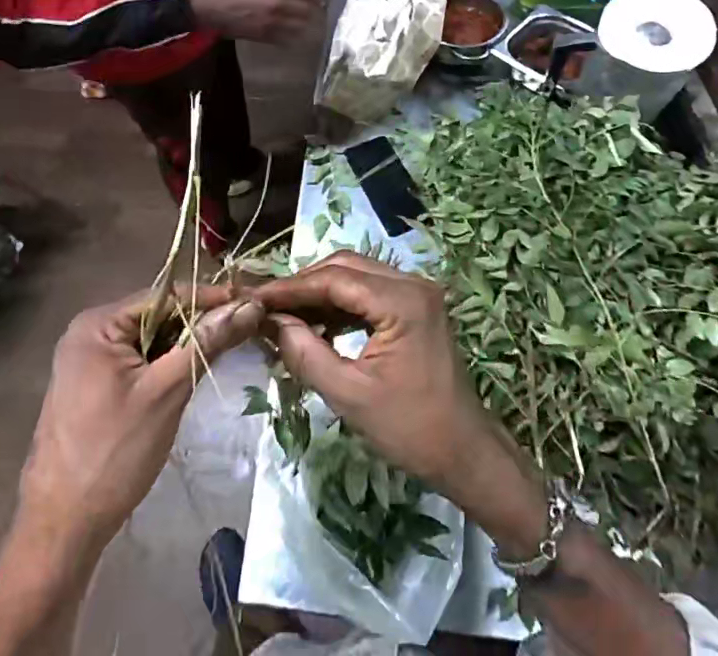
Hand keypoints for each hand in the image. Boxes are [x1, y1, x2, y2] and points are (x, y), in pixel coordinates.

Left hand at [15, 287, 264, 547]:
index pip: (166, 294)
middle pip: (159, 314)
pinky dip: (170, 362)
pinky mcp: (96, 383)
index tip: (254, 301)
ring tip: (233, 345)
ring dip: (188, 343)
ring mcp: (90, 359)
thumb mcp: (167, 391)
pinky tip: (198, 370)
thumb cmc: (113, 452)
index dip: (212, 297)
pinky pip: (142, 359)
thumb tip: (250, 306)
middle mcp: (90, 332)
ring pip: (153, 338)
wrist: (62, 524)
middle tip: (249, 326)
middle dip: (202, 321)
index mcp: (98, 324)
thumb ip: (208, 342)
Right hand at [184, 0, 321, 43]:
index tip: (319, 0)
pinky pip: (288, 39)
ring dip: (308, 28)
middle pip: (309, 11)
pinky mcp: (267, 36)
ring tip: (312, 29)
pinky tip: (296, 38)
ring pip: (302, 27)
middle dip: (316, 14)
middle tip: (319, 16)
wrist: (211, 4)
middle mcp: (283, 3)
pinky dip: (294, 38)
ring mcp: (276, 21)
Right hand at [253, 254, 547, 551]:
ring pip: (357, 276)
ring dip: (321, 292)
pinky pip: (370, 293)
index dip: (290, 287)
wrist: (464, 451)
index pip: (335, 278)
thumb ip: (306, 353)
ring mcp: (418, 294)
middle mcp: (414, 283)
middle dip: (304, 285)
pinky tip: (316, 324)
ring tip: (284, 316)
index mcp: (403, 300)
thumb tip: (271, 322)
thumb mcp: (349, 395)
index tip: (254, 298)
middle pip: (346, 266)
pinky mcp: (417, 308)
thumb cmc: (410, 428)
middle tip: (266, 306)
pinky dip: (341, 304)